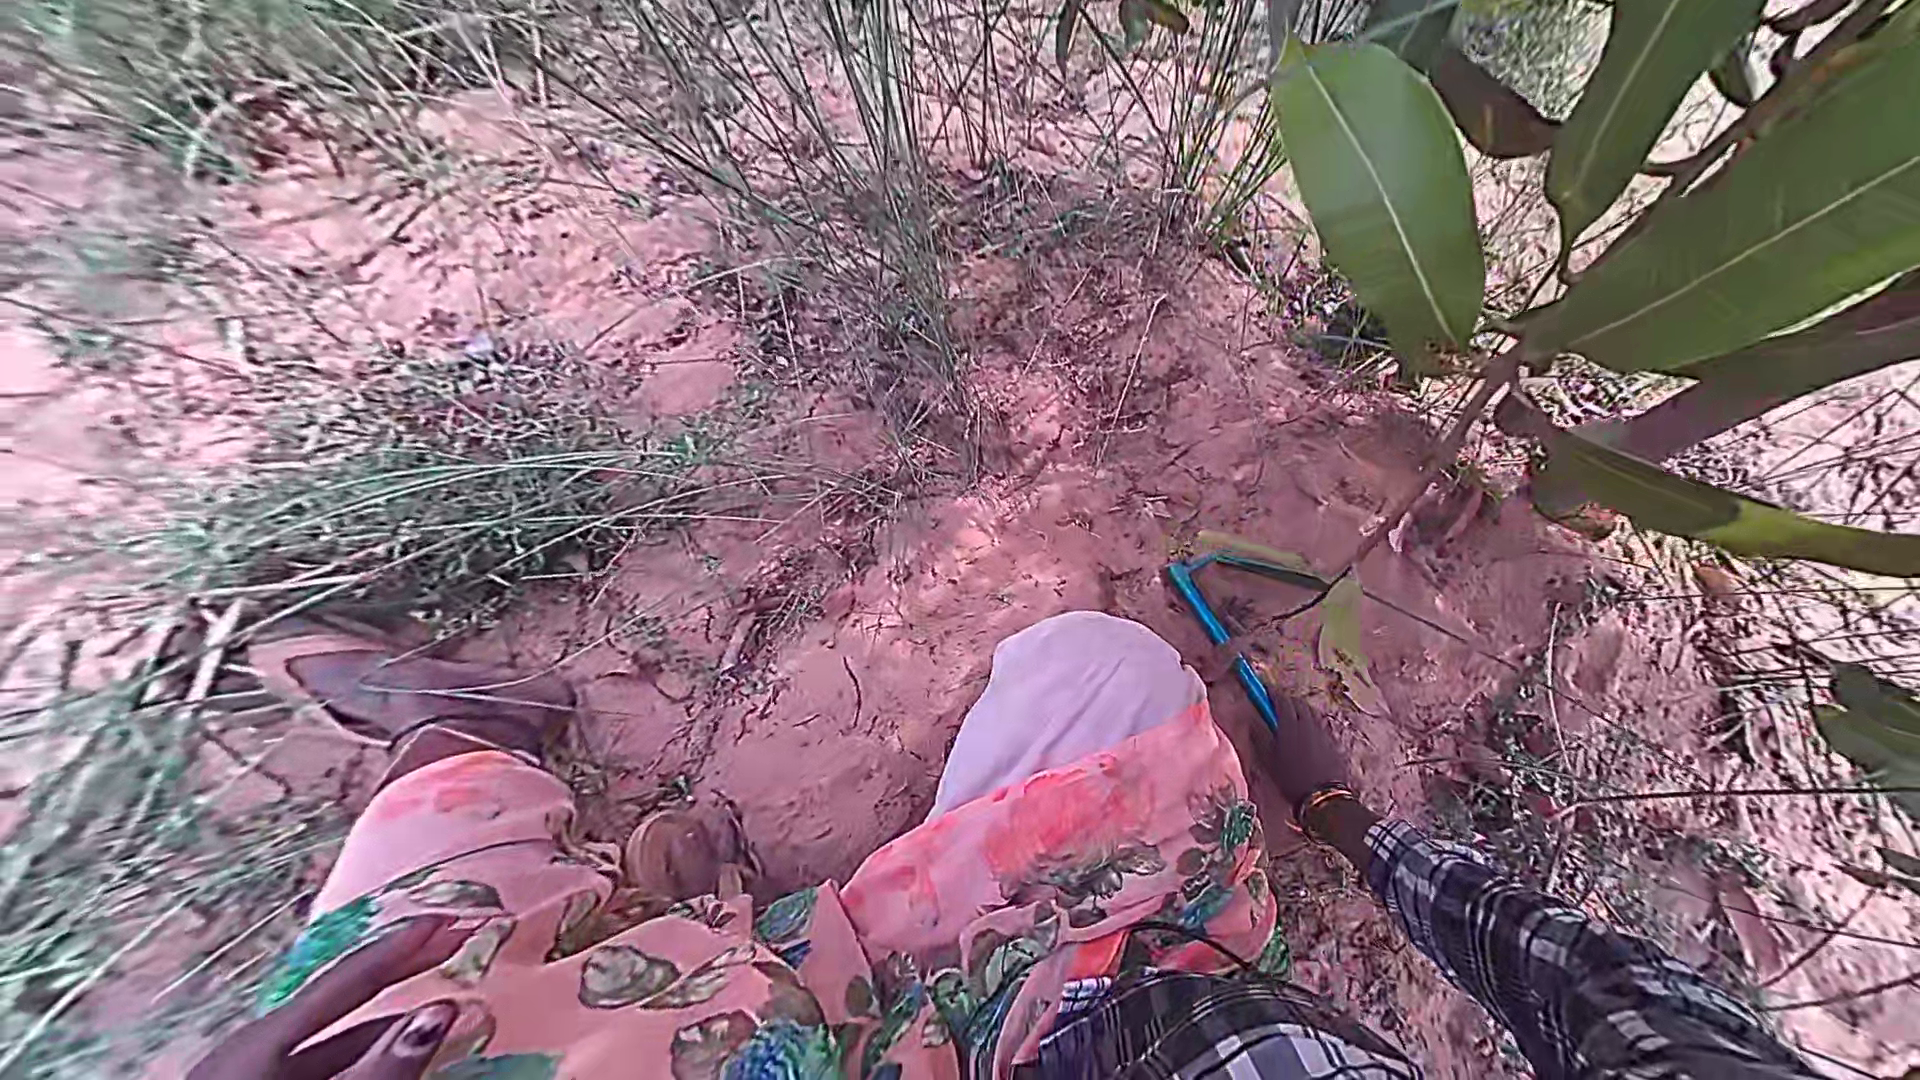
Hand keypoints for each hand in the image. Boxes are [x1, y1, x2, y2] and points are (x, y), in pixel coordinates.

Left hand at [188, 916, 470, 1079]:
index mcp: (259, 1042)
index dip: (405, 944)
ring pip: (333, 1037)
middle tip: (456, 940)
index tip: (451, 920)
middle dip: (404, 971)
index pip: (350, 977)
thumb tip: (445, 1009)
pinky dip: (363, 1051)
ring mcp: (242, 1077)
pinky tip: (392, 1053)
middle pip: (342, 998)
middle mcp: (248, 1050)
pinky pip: (318, 1064)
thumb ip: (384, 1067)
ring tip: (439, 1008)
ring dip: (390, 1019)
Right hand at [1263, 693, 1351, 811]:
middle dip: (1286, 699)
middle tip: (1274, 704)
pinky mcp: (1332, 743)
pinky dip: (1310, 721)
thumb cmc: (1291, 778)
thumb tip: (1249, 720)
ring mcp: (1323, 733)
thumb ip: (1259, 736)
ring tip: (1290, 716)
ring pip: (1311, 712)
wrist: (1325, 798)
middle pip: (1298, 703)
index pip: (1281, 700)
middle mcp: (1308, 725)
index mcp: (1290, 726)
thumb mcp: (1268, 759)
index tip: (1262, 689)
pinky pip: (1320, 724)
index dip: (1271, 692)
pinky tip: (1306, 732)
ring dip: (1299, 709)